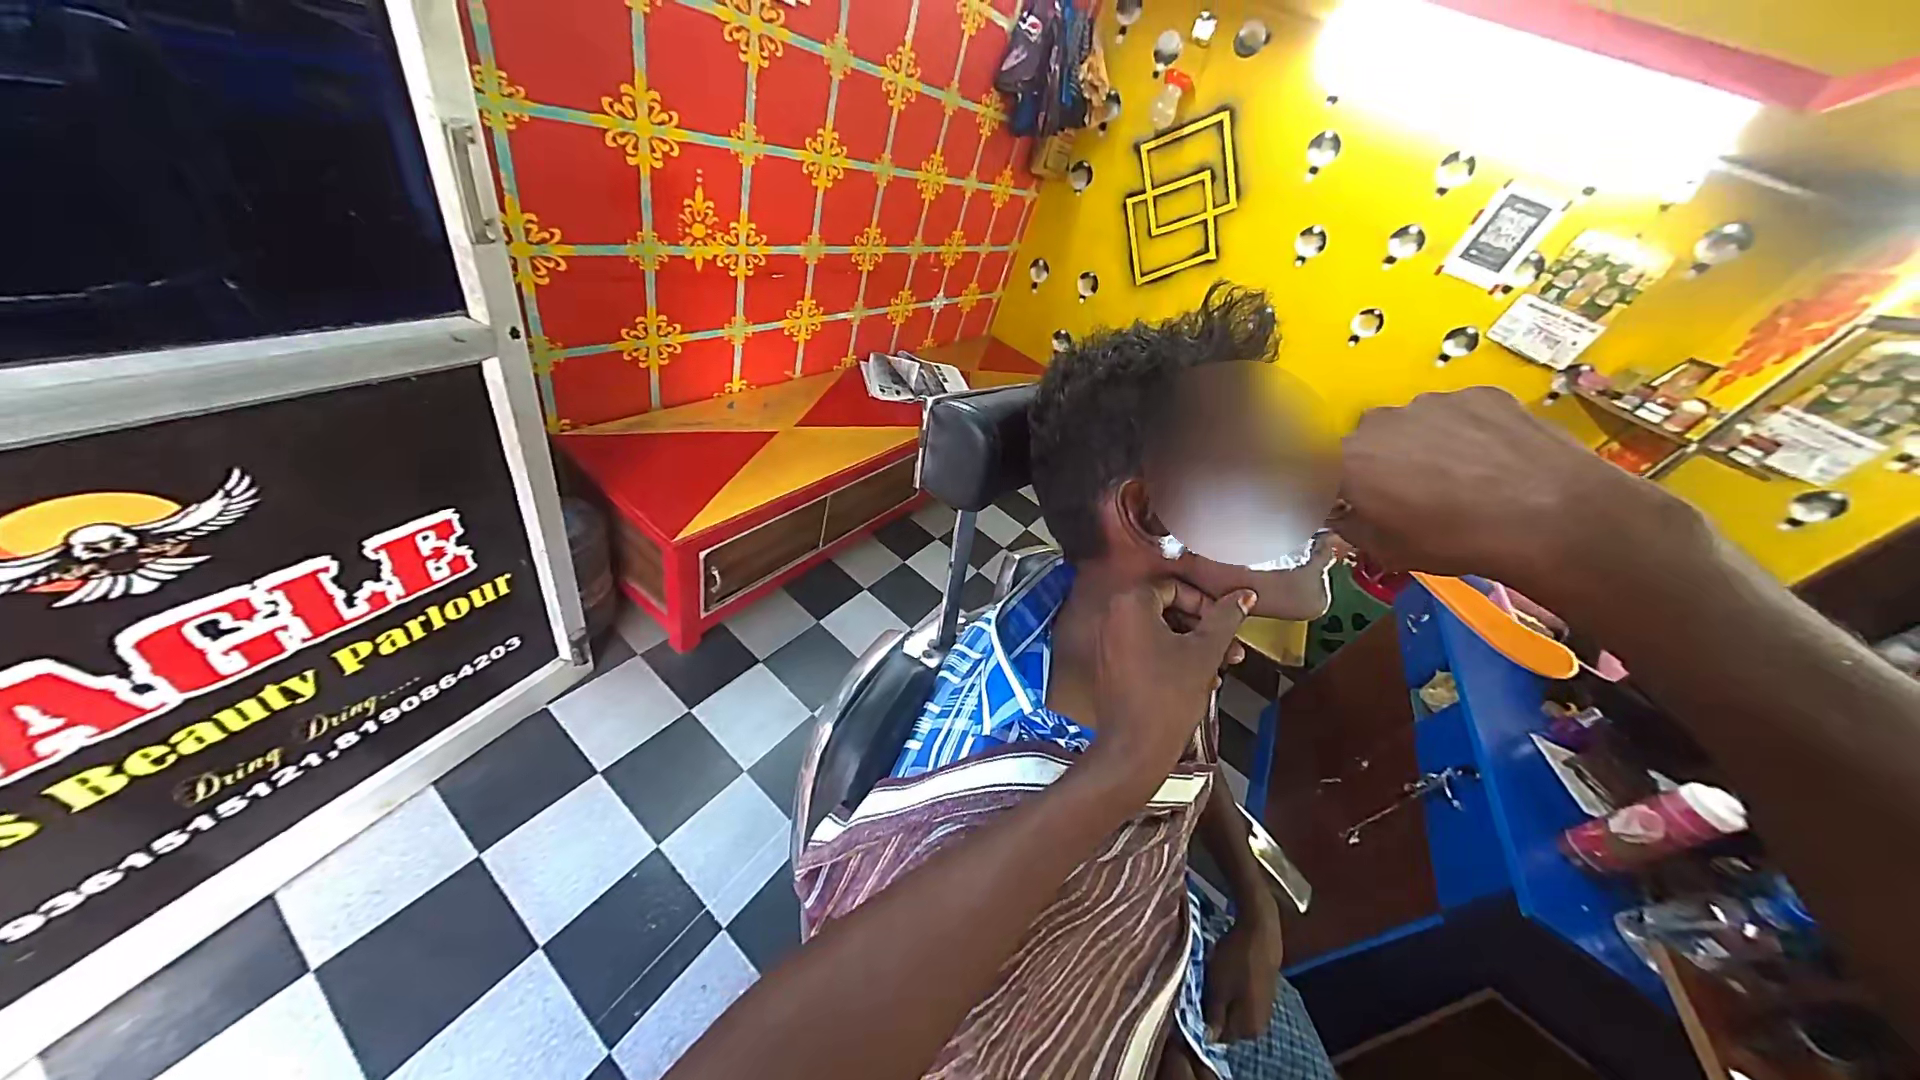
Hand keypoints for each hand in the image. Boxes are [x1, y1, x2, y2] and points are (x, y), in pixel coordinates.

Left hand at [1083, 580, 1254, 794]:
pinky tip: (1200, 677)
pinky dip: (1172, 656)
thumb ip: (1225, 618)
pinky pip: (1145, 647)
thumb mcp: (1205, 651)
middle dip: (1202, 626)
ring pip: (1158, 631)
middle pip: (1166, 608)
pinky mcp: (1110, 663)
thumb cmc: (1169, 695)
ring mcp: (1107, 640)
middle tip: (1230, 646)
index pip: (1174, 588)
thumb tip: (1244, 595)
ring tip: (1222, 665)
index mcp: (1130, 604)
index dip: (1206, 604)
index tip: (1228, 623)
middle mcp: (1112, 616)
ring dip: (1192, 644)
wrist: (1135, 745)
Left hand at [1203, 896, 1283, 1041]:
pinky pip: (1238, 999)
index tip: (1188, 1002)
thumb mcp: (1218, 988)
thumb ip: (1213, 1015)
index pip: (1218, 1037)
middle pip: (1226, 1024)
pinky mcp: (1262, 993)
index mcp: (1248, 1030)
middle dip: (1210, 1009)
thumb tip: (1208, 1039)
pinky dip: (1228, 989)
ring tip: (1208, 977)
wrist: (1260, 933)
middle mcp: (1258, 1027)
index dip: (1201, 1021)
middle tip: (1197, 987)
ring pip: (1231, 1010)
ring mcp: (1262, 1010)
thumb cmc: (1236, 961)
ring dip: (1218, 998)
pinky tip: (1221, 973)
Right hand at [1333, 388, 1680, 595]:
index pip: (1317, 469)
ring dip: (1418, 445)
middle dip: (1374, 464)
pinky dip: (1461, 431)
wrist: (1557, 518)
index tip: (1347, 505)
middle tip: (1404, 494)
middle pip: (1363, 441)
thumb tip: (1345, 513)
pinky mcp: (1479, 393)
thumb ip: (1350, 526)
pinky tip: (1487, 459)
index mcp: (1347, 461)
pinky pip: (1455, 413)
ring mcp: (1431, 402)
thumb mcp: (1387, 551)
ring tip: (1455, 476)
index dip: (1332, 488)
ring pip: (1409, 424)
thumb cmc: (1457, 541)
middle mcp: (1379, 422)